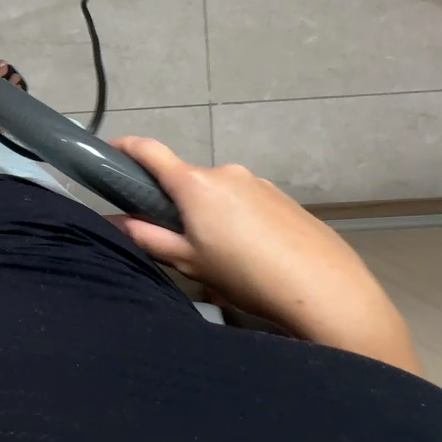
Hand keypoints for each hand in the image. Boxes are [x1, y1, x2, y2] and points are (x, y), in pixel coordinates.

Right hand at [109, 137, 421, 373]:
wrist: (331, 294)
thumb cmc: (247, 275)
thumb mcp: (188, 262)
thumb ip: (147, 238)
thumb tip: (115, 221)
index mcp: (195, 184)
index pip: (149, 151)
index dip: (125, 147)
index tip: (110, 152)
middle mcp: (226, 173)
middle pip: (187, 179)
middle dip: (177, 200)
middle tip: (178, 236)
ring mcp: (260, 184)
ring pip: (220, 193)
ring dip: (212, 212)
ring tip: (224, 254)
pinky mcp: (287, 201)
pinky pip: (250, 203)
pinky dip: (241, 220)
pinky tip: (256, 255)